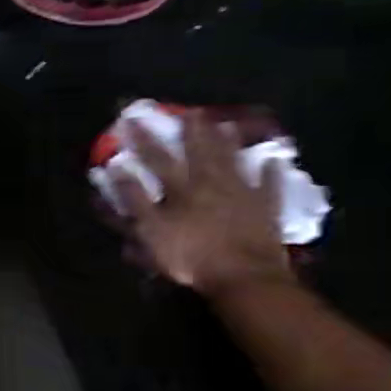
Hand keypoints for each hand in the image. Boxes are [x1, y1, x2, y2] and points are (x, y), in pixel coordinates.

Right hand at [114, 111, 293, 294]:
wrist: (245, 278)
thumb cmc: (190, 257)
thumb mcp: (149, 231)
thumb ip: (134, 200)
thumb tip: (117, 171)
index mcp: (181, 191)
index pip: (157, 159)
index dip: (144, 140)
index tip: (133, 120)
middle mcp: (211, 186)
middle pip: (200, 154)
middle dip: (192, 132)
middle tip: (190, 111)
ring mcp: (243, 196)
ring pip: (233, 163)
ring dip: (228, 143)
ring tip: (226, 124)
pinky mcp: (265, 210)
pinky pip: (269, 187)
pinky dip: (271, 173)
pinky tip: (274, 160)